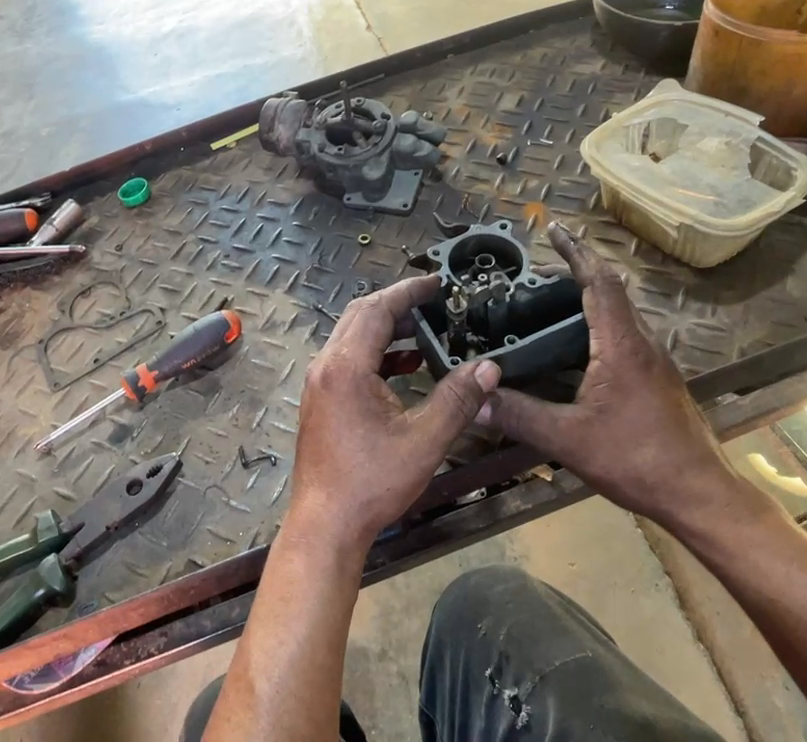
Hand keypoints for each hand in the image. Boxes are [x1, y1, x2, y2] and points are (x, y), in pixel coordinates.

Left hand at [290, 275, 501, 547]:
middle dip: (396, 304)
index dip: (408, 292)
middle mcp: (325, 367)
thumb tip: (488, 367)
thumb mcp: (424, 440)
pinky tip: (405, 366)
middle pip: (359, 317)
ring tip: (425, 330)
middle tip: (433, 301)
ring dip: (386, 329)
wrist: (327, 523)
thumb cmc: (372, 482)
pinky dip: (376, 354)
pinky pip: (348, 360)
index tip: (436, 282)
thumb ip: (458, 399)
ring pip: (351, 338)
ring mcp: (318, 385)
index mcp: (346, 367)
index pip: (376, 310)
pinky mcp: (320, 401)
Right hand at [485, 222, 745, 527]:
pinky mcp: (660, 383)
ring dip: (593, 299)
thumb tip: (476, 399)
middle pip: (613, 292)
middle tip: (544, 270)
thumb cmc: (637, 459)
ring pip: (622, 316)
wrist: (699, 494)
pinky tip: (580, 353)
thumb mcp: (569, 439)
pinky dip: (600, 327)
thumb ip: (520, 416)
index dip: (576, 253)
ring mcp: (656, 364)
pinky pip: (627, 338)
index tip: (555, 229)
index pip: (598, 283)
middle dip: (580, 271)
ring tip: (555, 305)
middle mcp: (643, 345)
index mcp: (621, 346)